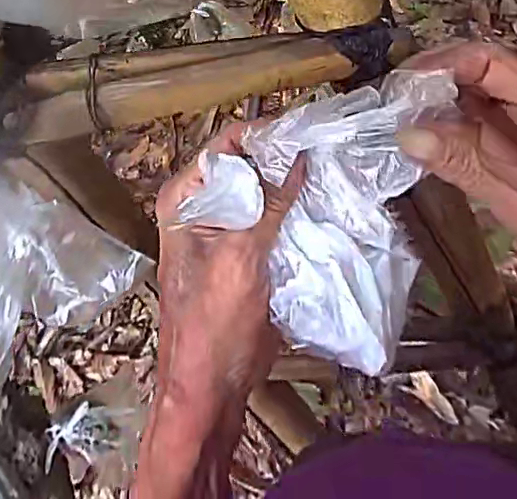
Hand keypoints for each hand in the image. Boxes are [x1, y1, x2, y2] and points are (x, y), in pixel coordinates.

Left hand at [134, 125, 305, 498]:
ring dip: (293, 181)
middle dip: (283, 156)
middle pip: (246, 164)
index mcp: (185, 197)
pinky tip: (324, 199)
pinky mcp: (247, 246)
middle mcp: (202, 203)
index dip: (263, 133)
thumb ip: (271, 202)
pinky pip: (273, 215)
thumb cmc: (212, 323)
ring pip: (263, 188)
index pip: (226, 145)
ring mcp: (226, 225)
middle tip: (324, 144)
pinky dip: (295, 207)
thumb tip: (298, 155)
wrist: (211, 388)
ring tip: (331, 166)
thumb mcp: (242, 255)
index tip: (303, 128)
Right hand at [396, 41, 516, 458]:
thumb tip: (404, 133)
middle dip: (434, 81)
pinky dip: (451, 133)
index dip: (442, 64)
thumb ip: (466, 164)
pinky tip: (422, 141)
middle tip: (388, 99)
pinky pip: (483, 133)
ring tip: (394, 116)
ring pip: (480, 104)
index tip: (399, 84)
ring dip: (438, 106)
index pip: (492, 64)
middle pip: (483, 76)